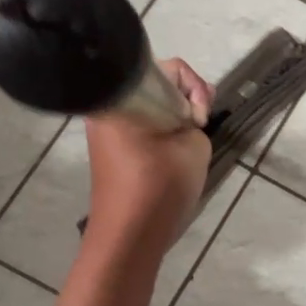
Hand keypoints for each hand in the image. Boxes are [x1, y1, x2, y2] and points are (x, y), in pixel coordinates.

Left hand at [82, 59, 212, 254]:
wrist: (130, 236)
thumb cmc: (161, 185)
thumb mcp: (194, 143)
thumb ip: (194, 117)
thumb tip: (184, 117)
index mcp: (122, 100)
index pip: (168, 69)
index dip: (193, 87)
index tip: (199, 117)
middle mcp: (108, 109)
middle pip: (155, 83)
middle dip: (185, 98)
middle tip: (199, 124)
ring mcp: (106, 130)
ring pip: (149, 104)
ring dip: (174, 115)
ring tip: (191, 138)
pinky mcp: (111, 149)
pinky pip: (141, 123)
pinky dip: (162, 129)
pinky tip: (175, 149)